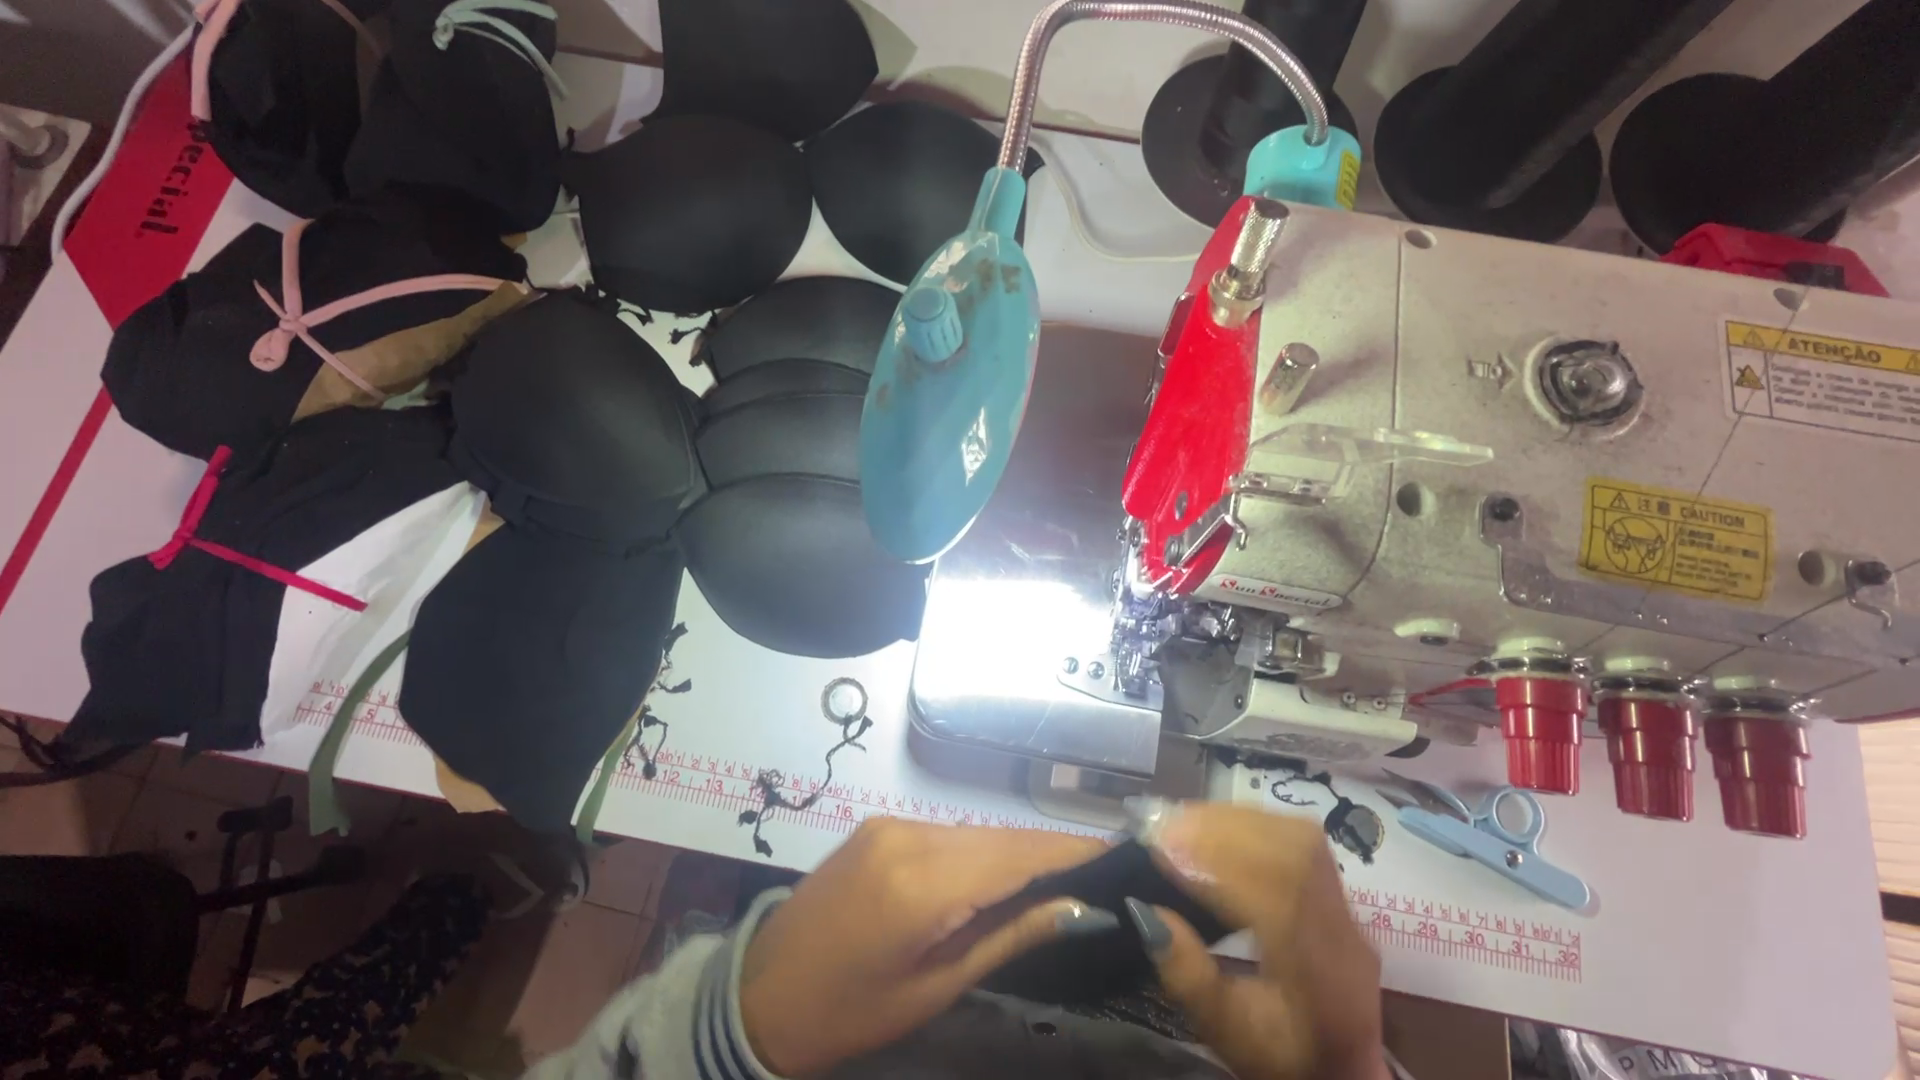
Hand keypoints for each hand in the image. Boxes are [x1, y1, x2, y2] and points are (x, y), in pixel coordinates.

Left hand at [739, 819, 1109, 1076]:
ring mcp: (890, 824)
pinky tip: (1003, 874)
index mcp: (920, 882)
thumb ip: (1008, 935)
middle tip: (1104, 871)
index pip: (1018, 854)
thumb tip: (1079, 906)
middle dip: (1052, 852)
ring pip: (977, 831)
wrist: (758, 991)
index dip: (1073, 852)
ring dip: (1018, 851)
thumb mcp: (935, 986)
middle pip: (1001, 837)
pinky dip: (982, 851)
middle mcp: (908, 834)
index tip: (1123, 854)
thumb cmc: (849, 1011)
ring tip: (1062, 876)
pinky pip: (948, 833)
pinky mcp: (880, 826)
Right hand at [1126, 801, 1385, 1079]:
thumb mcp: (1225, 1030)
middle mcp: (1342, 931)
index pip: (1276, 896)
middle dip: (1220, 829)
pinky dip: (1251, 822)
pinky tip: (1216, 826)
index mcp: (1318, 975)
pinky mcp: (1339, 890)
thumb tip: (1146, 911)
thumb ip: (1187, 976)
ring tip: (1180, 821)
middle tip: (1160, 824)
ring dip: (1233, 820)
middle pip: (1290, 853)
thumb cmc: (1278, 1053)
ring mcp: (1347, 907)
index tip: (1160, 846)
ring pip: (1296, 837)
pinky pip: (1298, 837)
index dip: (1216, 860)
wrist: (1343, 1066)